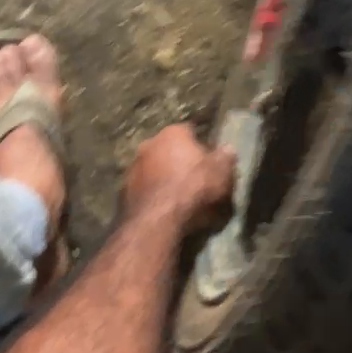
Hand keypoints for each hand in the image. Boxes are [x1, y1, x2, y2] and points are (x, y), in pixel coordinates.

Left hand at [120, 125, 235, 230]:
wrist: (156, 221)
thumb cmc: (194, 189)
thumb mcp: (222, 173)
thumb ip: (226, 158)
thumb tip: (228, 149)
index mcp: (173, 133)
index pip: (191, 131)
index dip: (203, 146)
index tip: (212, 161)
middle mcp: (149, 143)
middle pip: (170, 149)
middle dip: (181, 161)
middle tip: (197, 180)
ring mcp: (133, 167)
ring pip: (155, 169)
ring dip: (166, 179)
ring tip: (181, 199)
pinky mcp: (124, 191)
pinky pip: (146, 189)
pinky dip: (155, 196)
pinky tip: (165, 210)